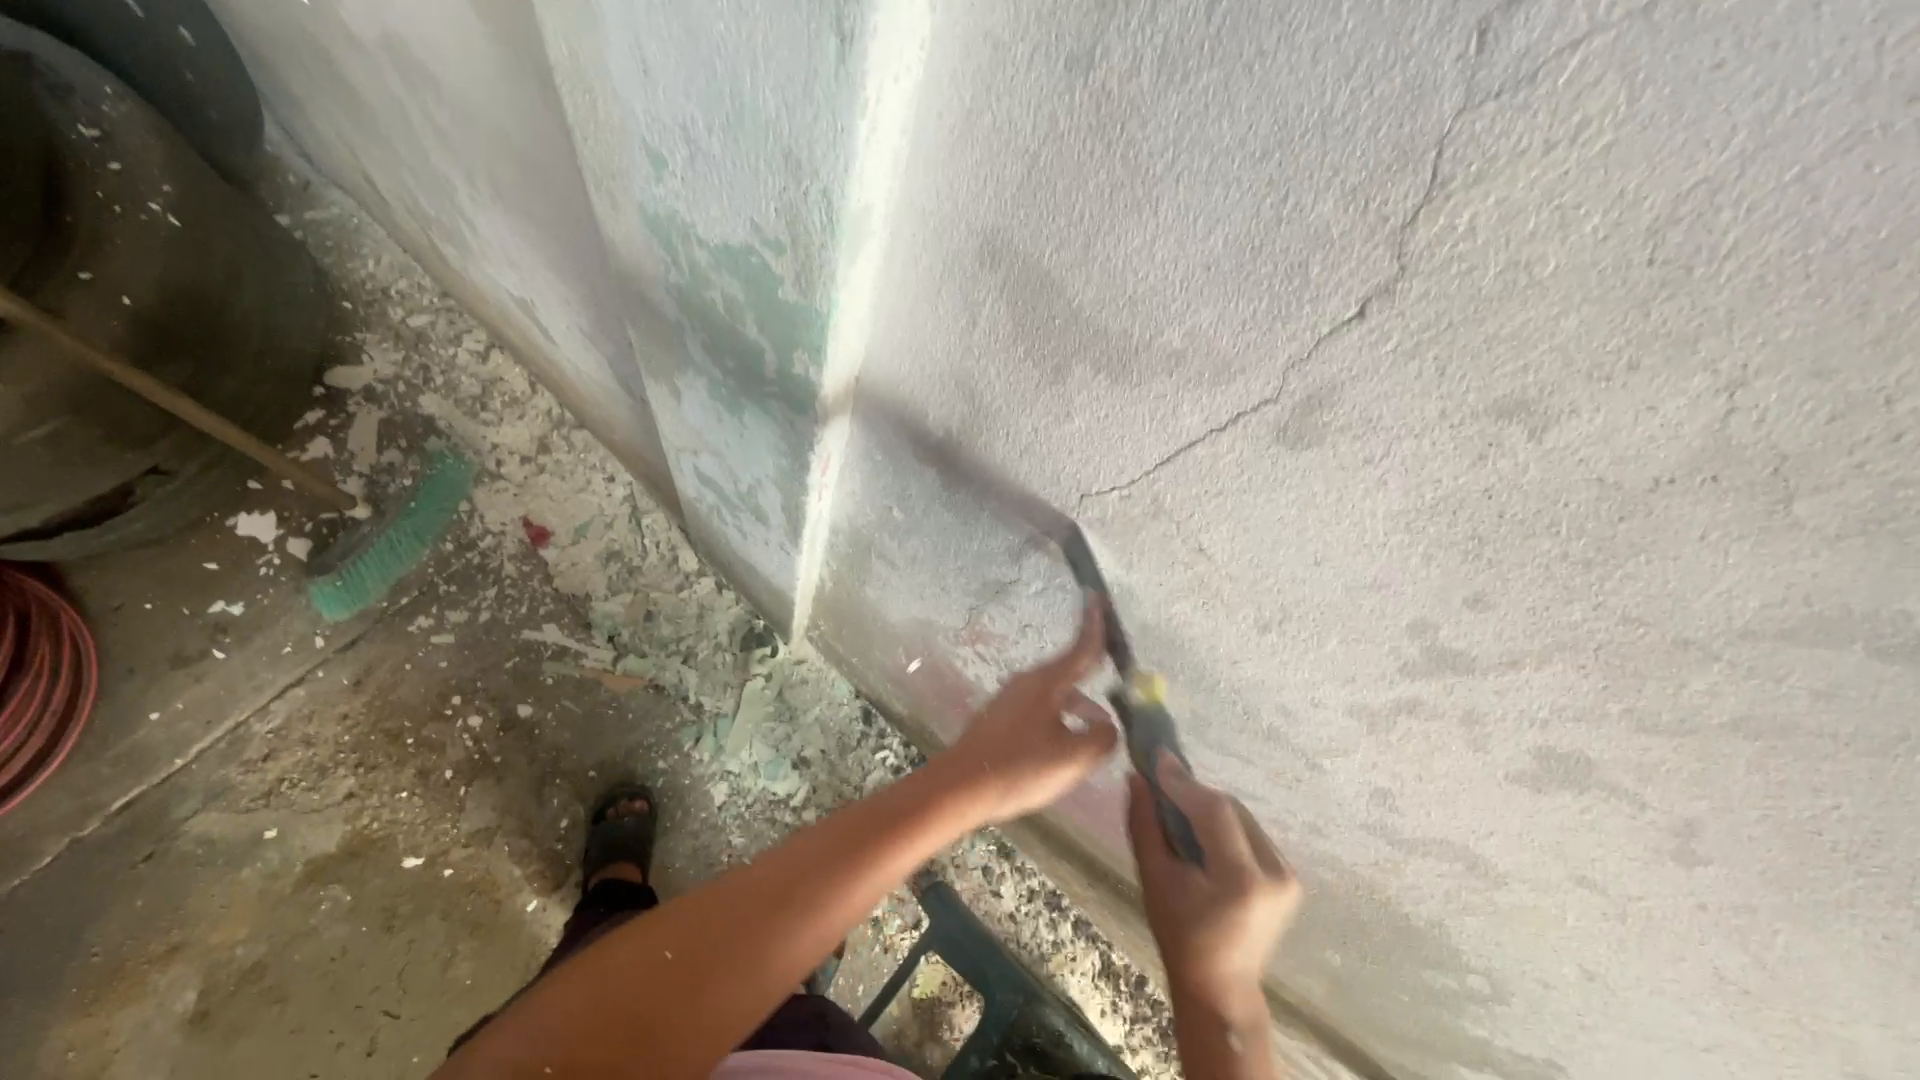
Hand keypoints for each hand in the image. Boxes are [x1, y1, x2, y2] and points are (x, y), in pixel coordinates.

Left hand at [935, 599, 1119, 824]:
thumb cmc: (1020, 767)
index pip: (1081, 648)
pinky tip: (1063, 747)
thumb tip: (1107, 725)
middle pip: (1069, 674)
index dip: (1096, 624)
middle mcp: (1027, 683)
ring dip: (1078, 709)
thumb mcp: (1074, 757)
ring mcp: (1010, 700)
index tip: (1098, 595)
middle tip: (1116, 691)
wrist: (960, 787)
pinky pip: (1040, 711)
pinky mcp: (1000, 719)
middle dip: (1092, 679)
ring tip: (1095, 735)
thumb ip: (1103, 737)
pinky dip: (1059, 719)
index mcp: (1048, 683)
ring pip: (1055, 697)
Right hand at [1128, 751, 1299, 1004]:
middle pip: (1231, 809)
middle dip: (1195, 794)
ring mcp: (1288, 875)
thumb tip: (1136, 777)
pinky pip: (1252, 833)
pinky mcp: (1290, 877)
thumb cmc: (1180, 936)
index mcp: (1242, 880)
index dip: (1184, 781)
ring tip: (1180, 812)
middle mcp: (1276, 872)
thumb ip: (1145, 825)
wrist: (1221, 985)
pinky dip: (1225, 825)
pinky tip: (1204, 835)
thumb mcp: (1154, 880)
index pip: (1214, 811)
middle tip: (1162, 787)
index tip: (1157, 757)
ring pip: (1243, 817)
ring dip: (1210, 808)